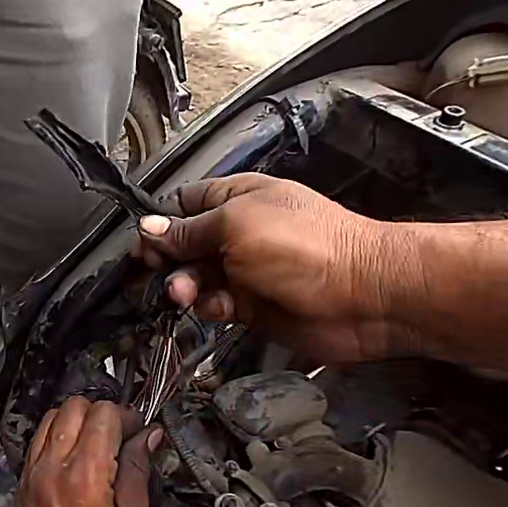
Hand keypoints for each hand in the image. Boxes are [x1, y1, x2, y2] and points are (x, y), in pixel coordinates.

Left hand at [13, 398, 159, 506]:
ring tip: (101, 447)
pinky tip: (78, 462)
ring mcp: (31, 480)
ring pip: (50, 418)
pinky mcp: (22, 490)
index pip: (102, 415)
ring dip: (77, 422)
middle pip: (72, 407)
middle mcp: (50, 473)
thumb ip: (138, 476)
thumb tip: (146, 440)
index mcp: (82, 480)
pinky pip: (37, 444)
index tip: (140, 433)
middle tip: (123, 437)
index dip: (128, 418)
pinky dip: (57, 439)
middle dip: (102, 414)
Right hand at [132, 173, 426, 363]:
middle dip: (166, 259)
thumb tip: (147, 227)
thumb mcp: (236, 225)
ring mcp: (242, 269)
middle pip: (181, 245)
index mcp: (234, 199)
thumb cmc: (304, 247)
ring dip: (183, 286)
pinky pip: (213, 303)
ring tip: (185, 293)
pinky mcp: (249, 303)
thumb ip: (187, 230)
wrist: (363, 296)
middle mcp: (235, 232)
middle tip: (159, 270)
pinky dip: (208, 307)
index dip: (159, 224)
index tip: (144, 244)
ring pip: (193, 277)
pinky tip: (218, 307)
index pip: (182, 206)